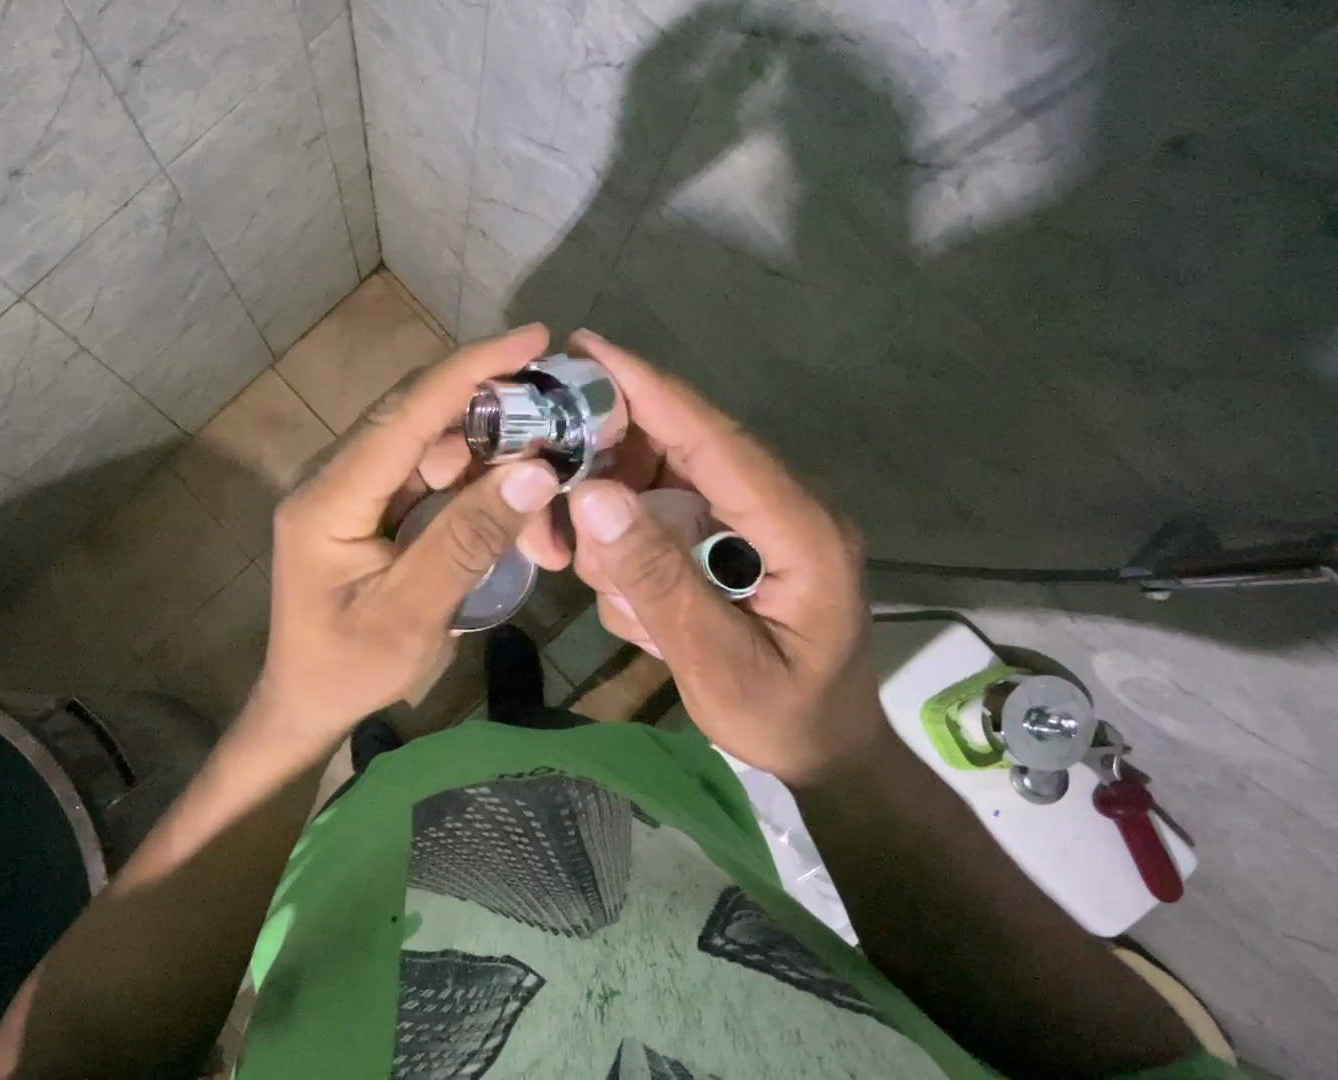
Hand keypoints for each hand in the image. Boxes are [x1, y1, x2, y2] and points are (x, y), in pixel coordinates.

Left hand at [252, 325, 562, 754]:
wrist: (304, 705)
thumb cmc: (348, 671)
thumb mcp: (411, 615)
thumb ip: (468, 541)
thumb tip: (534, 473)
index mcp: (330, 500)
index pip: (405, 417)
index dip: (470, 373)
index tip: (533, 338)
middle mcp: (336, 483)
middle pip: (420, 423)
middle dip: (495, 416)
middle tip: (564, 420)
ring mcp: (353, 496)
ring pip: (433, 452)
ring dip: (493, 467)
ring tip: (549, 497)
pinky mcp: (371, 513)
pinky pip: (431, 481)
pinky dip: (477, 491)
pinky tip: (516, 509)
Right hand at [559, 330, 885, 787]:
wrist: (825, 753)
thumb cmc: (783, 717)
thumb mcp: (715, 661)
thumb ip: (656, 577)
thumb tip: (593, 495)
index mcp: (798, 528)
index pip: (714, 439)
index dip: (649, 389)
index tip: (588, 346)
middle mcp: (781, 507)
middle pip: (680, 454)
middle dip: (612, 482)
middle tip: (565, 522)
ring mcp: (756, 523)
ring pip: (660, 490)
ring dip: (620, 539)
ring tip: (630, 611)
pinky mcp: (735, 540)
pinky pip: (664, 521)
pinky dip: (633, 557)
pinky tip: (643, 614)